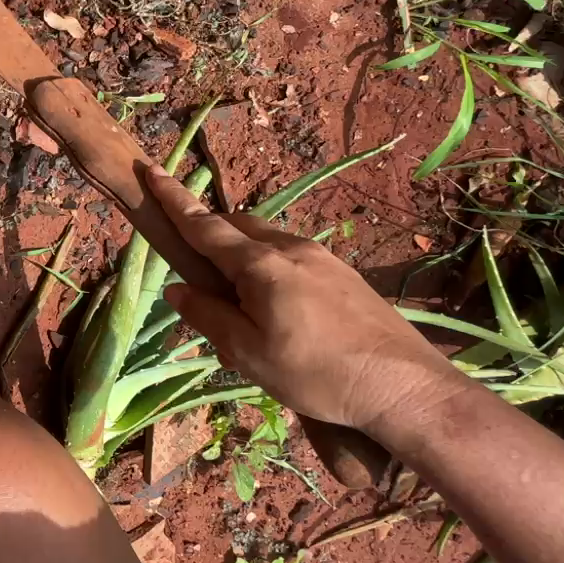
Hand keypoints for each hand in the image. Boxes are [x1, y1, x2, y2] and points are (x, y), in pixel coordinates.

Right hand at [145, 166, 475, 433]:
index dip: (173, 199)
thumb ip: (206, 315)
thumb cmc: (318, 373)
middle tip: (200, 272)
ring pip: (266, 240)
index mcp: (260, 265)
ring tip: (244, 304)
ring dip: (242, 255)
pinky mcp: (346, 276)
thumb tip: (177, 290)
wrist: (411, 392)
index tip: (152, 170)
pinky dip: (270, 269)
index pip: (203, 225)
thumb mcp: (246, 353)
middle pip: (237, 225)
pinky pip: (292, 258)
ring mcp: (324, 260)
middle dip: (210, 232)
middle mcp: (291, 250)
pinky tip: (282, 312)